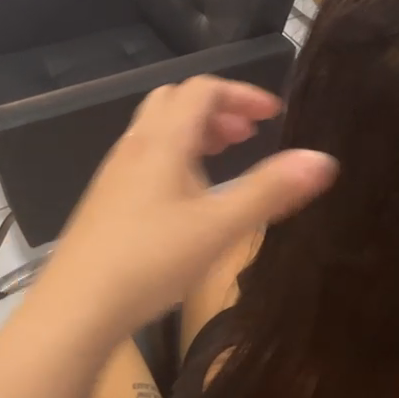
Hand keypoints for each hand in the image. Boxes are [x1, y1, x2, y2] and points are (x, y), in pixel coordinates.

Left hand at [38, 76, 336, 336]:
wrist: (75, 308)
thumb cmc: (150, 261)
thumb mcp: (220, 227)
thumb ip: (270, 191)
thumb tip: (323, 159)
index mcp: (162, 141)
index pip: (202, 89)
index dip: (241, 93)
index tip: (273, 115)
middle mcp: (135, 146)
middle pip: (176, 101)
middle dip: (217, 109)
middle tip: (248, 135)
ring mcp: (115, 172)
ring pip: (158, 130)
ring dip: (195, 132)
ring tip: (224, 160)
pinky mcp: (106, 200)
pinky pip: (145, 157)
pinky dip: (176, 156)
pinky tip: (188, 200)